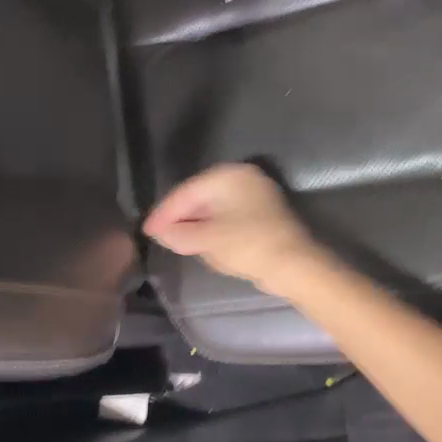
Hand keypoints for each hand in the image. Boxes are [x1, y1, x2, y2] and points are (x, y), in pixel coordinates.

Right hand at [143, 163, 326, 294]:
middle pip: (201, 197)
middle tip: (161, 237)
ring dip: (197, 225)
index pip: (187, 191)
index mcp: (229, 175)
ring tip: (178, 242)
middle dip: (180, 218)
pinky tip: (205, 245)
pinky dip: (215, 230)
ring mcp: (257, 195)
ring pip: (215, 209)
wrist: (294, 265)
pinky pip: (230, 218)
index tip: (147, 230)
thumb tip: (159, 233)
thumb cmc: (248, 246)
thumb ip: (178, 233)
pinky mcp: (264, 215)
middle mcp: (244, 178)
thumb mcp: (207, 240)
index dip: (164, 212)